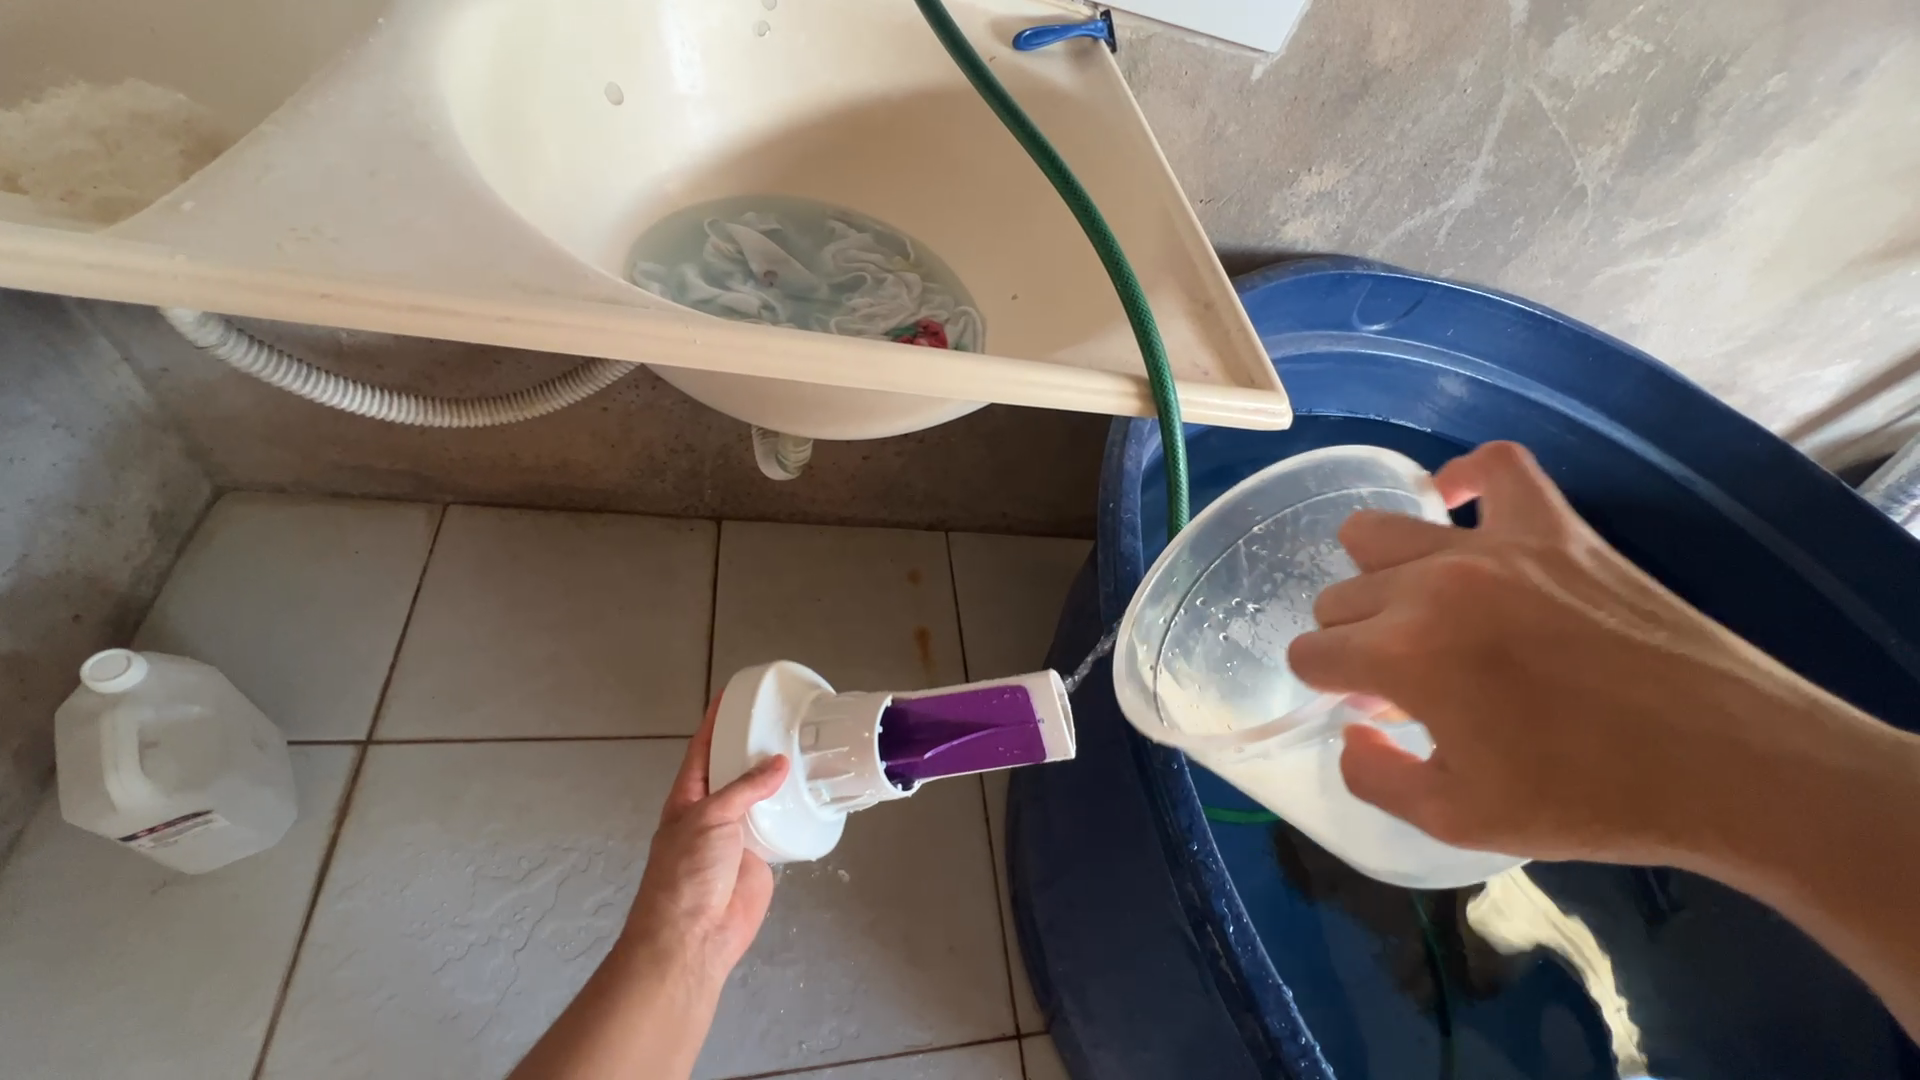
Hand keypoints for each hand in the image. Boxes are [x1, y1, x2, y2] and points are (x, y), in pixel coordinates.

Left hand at [625, 700, 789, 983]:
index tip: (733, 695)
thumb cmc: (687, 872)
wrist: (694, 937)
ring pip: (760, 797)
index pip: (702, 750)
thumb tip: (778, 763)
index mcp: (688, 797)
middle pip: (734, 770)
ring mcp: (738, 834)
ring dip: (778, 778)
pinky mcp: (762, 856)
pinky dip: (793, 809)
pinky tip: (813, 791)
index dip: (715, 722)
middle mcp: (713, 811)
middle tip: (783, 719)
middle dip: (753, 747)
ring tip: (805, 748)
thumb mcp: (710, 818)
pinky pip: (779, 825)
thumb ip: (745, 788)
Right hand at [1287, 441, 1882, 865]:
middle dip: (1353, 639)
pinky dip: (1464, 478)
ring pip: (1374, 531)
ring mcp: (1491, 549)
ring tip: (1417, 605)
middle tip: (1405, 674)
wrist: (1735, 768)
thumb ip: (1371, 777)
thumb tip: (1350, 732)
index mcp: (1400, 657)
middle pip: (1336, 598)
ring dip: (1376, 574)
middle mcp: (1428, 588)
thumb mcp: (1457, 820)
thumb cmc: (1588, 799)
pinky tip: (1457, 506)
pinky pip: (1495, 466)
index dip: (1328, 685)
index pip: (1310, 654)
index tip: (1371, 707)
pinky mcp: (1554, 528)